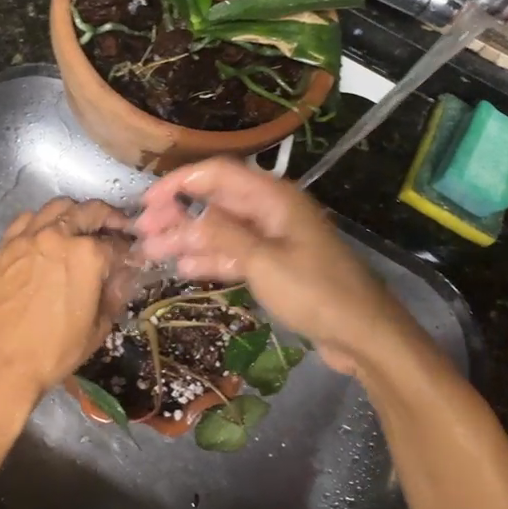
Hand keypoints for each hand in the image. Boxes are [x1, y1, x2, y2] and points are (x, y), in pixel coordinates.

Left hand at [0, 198, 131, 402]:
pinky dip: (42, 221)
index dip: (129, 250)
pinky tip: (46, 234)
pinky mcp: (6, 247)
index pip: (117, 244)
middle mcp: (58, 236)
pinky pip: (26, 219)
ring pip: (57, 207)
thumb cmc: (55, 350)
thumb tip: (121, 276)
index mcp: (88, 255)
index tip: (131, 256)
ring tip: (80, 226)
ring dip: (75, 213)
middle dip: (107, 218)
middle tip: (114, 228)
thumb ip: (114, 293)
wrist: (2, 362)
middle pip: (89, 211)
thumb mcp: (99, 326)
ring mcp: (28, 238)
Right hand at [133, 157, 407, 374]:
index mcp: (273, 197)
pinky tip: (183, 268)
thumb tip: (183, 210)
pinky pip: (235, 253)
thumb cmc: (316, 292)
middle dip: (178, 213)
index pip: (217, 174)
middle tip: (143, 232)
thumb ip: (220, 234)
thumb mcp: (263, 262)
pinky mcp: (275, 264)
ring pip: (221, 229)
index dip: (179, 183)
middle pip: (216, 202)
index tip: (147, 202)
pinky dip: (210, 258)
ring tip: (152, 252)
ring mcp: (274, 238)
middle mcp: (271, 210)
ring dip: (188, 238)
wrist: (364, 334)